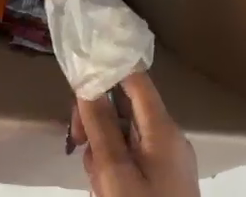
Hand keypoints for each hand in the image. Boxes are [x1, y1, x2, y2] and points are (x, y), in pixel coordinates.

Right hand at [70, 72, 198, 196]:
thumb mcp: (114, 170)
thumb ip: (99, 122)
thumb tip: (88, 79)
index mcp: (163, 130)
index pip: (135, 77)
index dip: (108, 62)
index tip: (77, 61)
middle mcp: (169, 138)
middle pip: (124, 106)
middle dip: (96, 118)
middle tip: (77, 140)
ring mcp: (167, 160)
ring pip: (123, 133)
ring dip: (101, 147)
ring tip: (95, 180)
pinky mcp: (162, 180)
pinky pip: (130, 156)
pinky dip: (112, 164)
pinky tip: (104, 188)